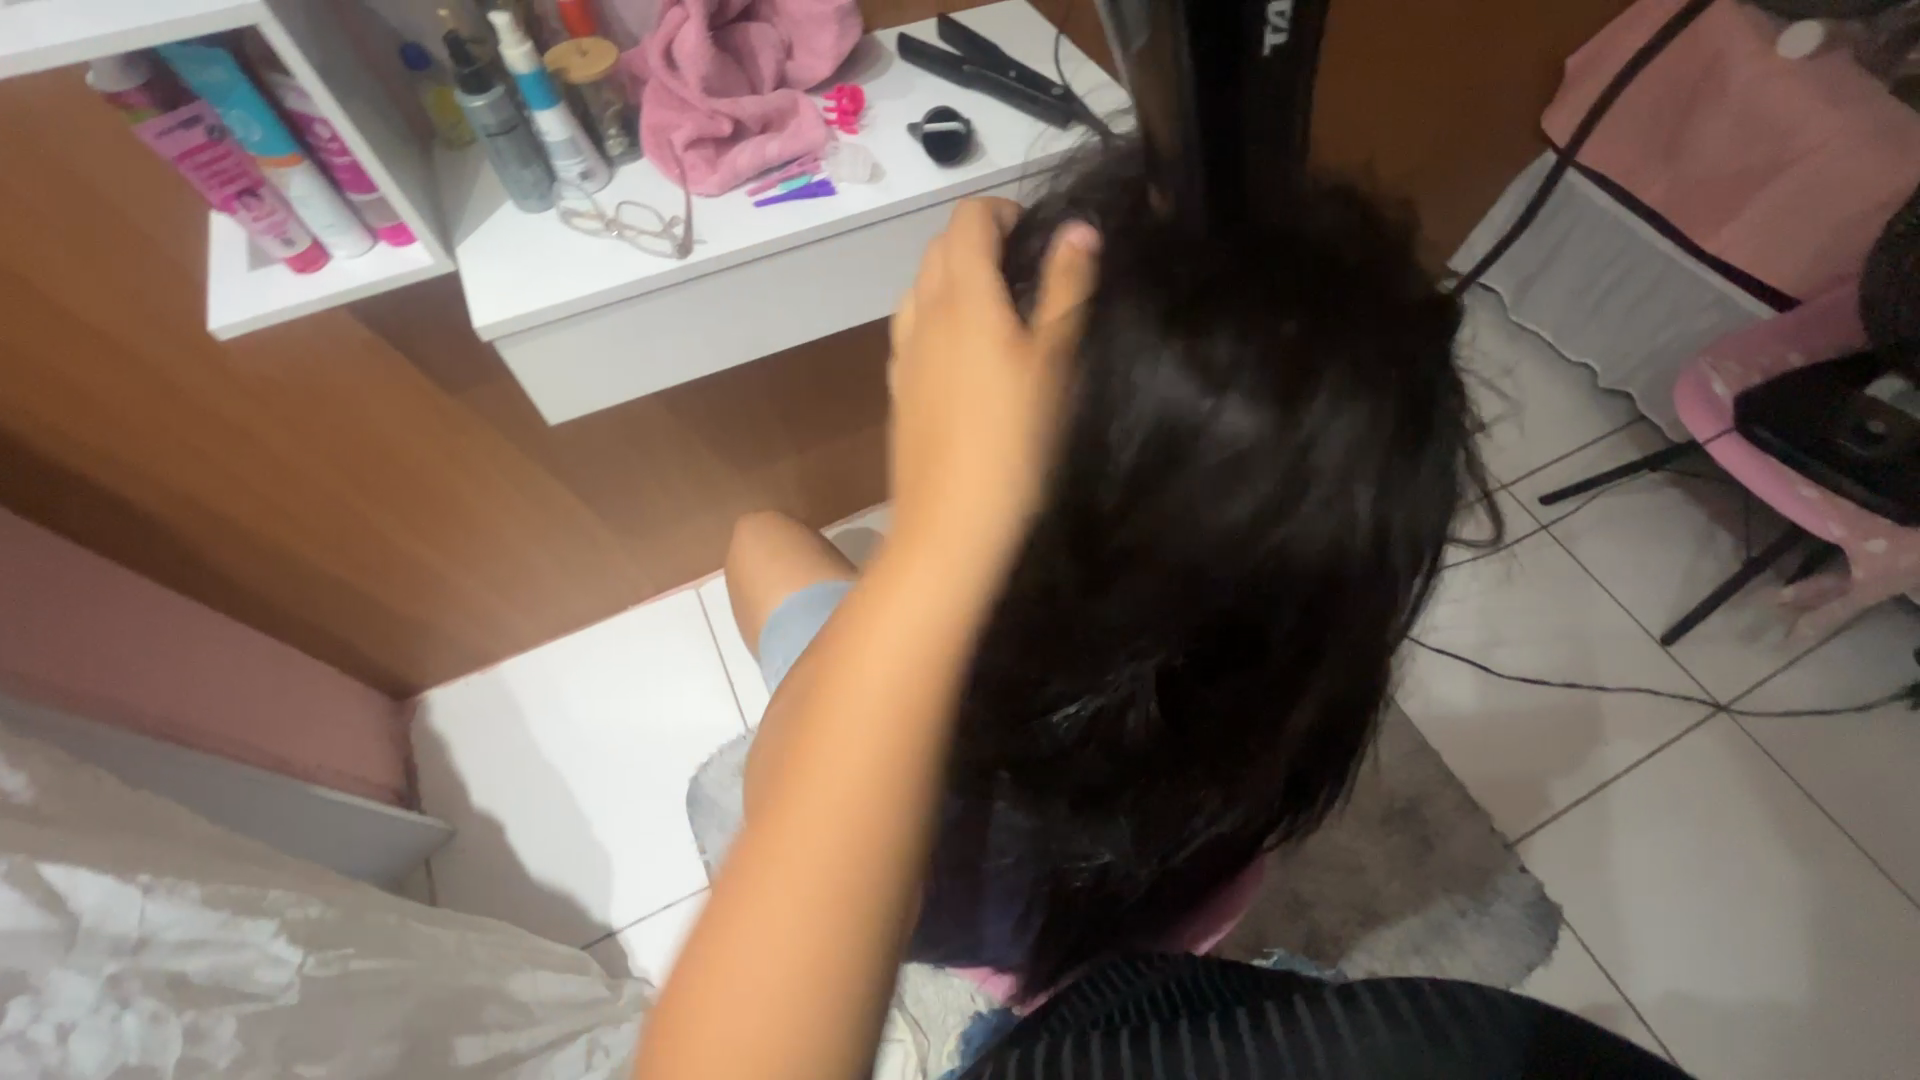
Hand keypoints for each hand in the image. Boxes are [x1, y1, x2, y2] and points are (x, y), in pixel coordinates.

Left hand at [886, 197, 1099, 560]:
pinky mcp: (897, 386)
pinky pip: (911, 328)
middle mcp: (923, 312)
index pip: (968, 217)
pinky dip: (935, 317)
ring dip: (953, 278)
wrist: (951, 520)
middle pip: (940, 247)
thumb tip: (1078, 228)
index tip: (1038, 236)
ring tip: (995, 311)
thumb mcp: (1053, 361)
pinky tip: (962, 354)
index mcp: (963, 295)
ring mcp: (904, 351)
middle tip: (1025, 272)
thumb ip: (1065, 287)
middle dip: (979, 240)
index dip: (1003, 211)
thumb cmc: (1014, 441)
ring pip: (920, 287)